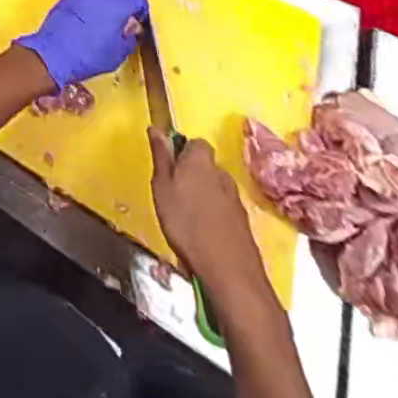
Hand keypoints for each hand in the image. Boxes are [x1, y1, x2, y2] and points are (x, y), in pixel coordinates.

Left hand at [15, 0, 148, 86]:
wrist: (54, 53)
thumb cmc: (91, 55)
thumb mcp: (120, 52)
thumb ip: (130, 36)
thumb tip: (131, 28)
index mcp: (119, 3)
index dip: (140, 10)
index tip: (137, 22)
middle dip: (124, 2)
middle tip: (122, 20)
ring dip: (106, 0)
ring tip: (104, 19)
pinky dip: (90, 3)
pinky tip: (86, 20)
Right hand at [149, 129, 261, 282]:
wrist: (228, 269)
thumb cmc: (185, 222)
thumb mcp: (161, 186)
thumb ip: (161, 156)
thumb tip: (156, 128)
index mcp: (200, 160)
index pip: (195, 142)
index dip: (181, 151)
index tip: (167, 167)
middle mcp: (222, 173)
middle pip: (205, 165)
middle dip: (190, 173)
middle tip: (171, 192)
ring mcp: (235, 198)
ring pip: (214, 186)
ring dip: (201, 193)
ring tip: (184, 214)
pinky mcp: (242, 220)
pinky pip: (222, 206)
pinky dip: (212, 212)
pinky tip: (200, 229)